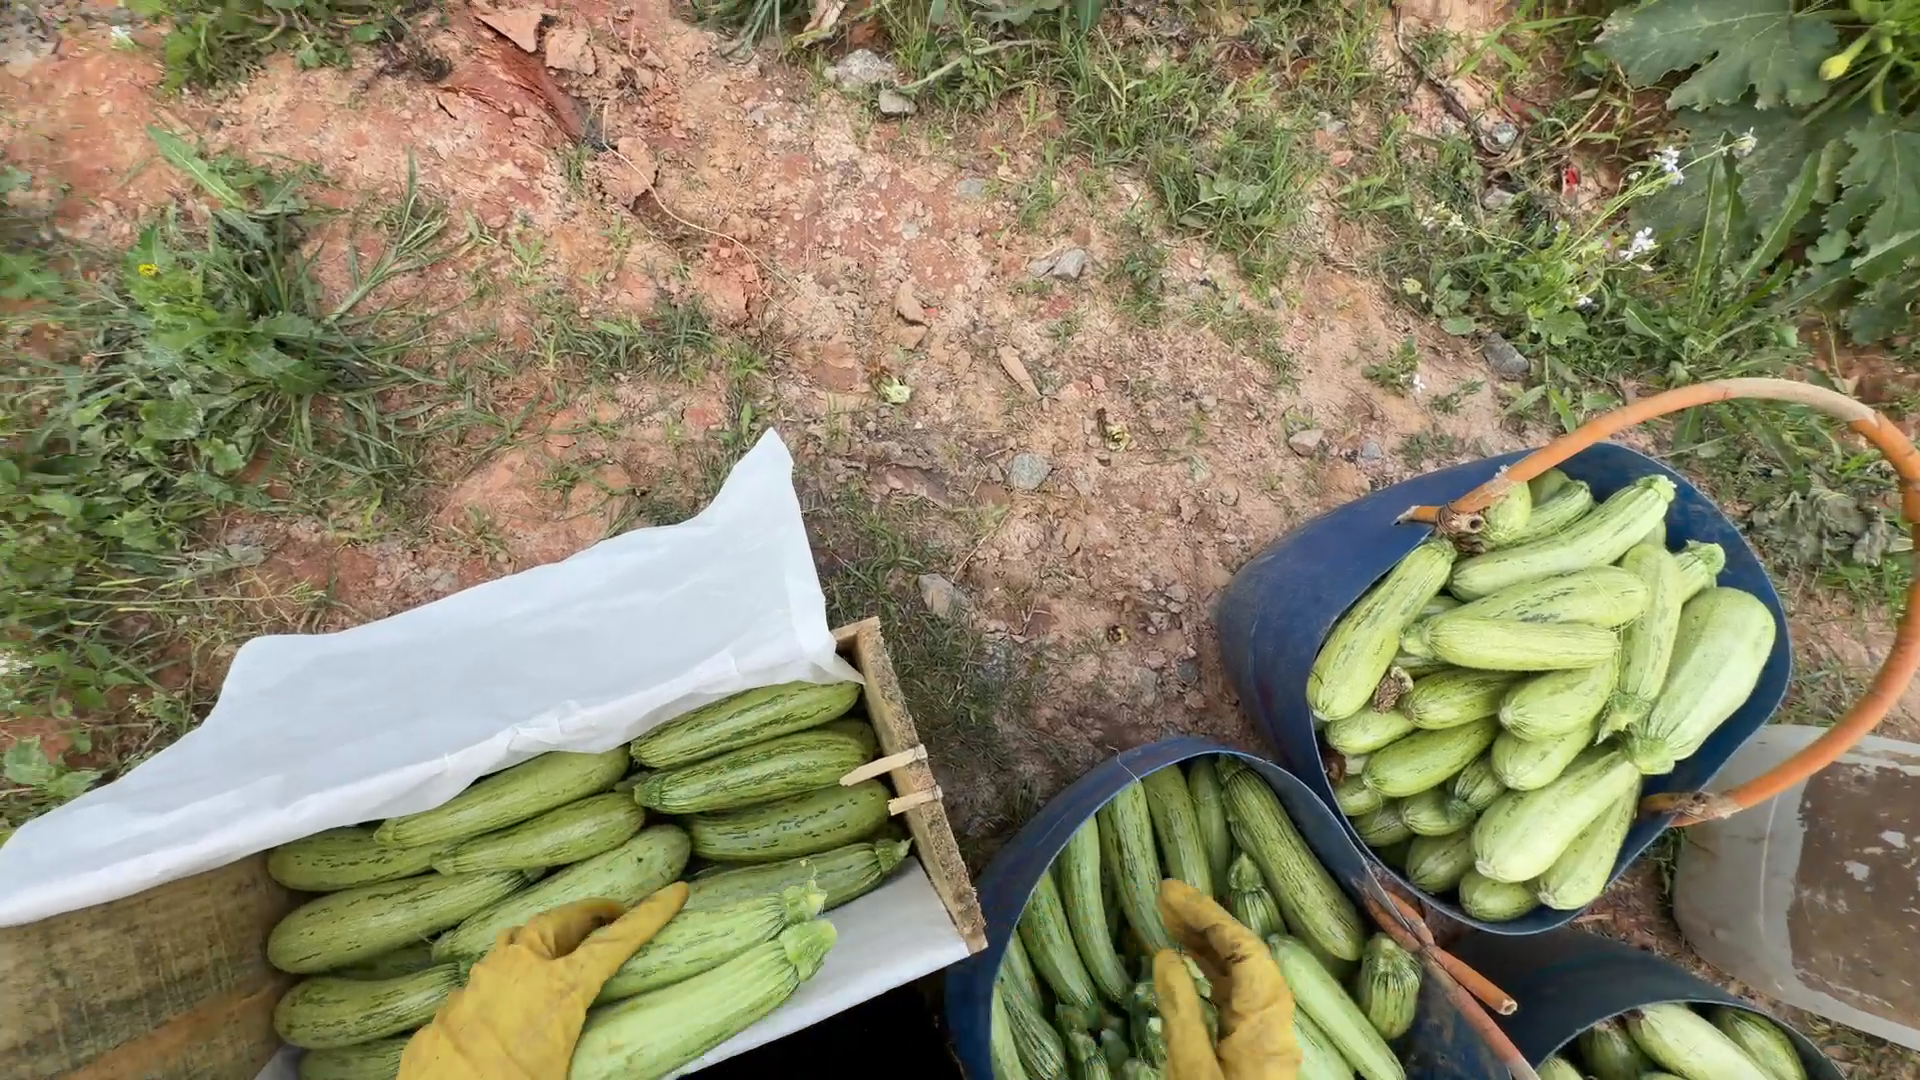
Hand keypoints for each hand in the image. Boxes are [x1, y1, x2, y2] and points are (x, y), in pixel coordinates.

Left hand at [399, 884, 688, 1079]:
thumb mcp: (566, 1072)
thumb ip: (595, 1043)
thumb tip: (625, 1043)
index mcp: (558, 991)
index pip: (617, 939)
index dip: (651, 913)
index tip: (677, 892)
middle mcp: (516, 975)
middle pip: (559, 922)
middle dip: (590, 915)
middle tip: (611, 920)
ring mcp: (472, 990)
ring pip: (513, 942)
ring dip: (544, 939)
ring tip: (562, 950)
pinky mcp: (440, 1016)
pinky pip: (480, 980)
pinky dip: (504, 977)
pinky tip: (509, 1002)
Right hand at [1152, 879, 1301, 1079]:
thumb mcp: (1192, 1072)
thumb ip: (1181, 1010)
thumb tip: (1165, 955)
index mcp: (1264, 1025)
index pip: (1245, 951)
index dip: (1209, 915)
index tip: (1170, 893)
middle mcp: (1272, 1025)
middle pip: (1246, 958)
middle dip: (1206, 923)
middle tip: (1162, 899)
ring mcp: (1264, 1041)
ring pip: (1240, 977)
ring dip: (1206, 945)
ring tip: (1167, 921)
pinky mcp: (1252, 1055)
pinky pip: (1234, 998)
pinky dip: (1208, 973)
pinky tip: (1182, 966)